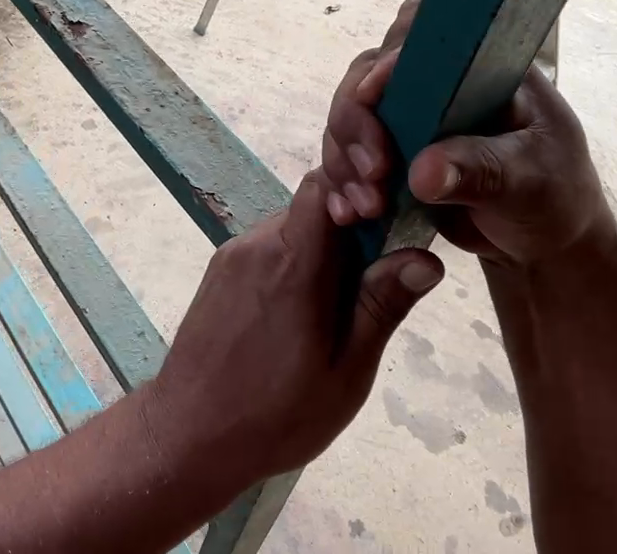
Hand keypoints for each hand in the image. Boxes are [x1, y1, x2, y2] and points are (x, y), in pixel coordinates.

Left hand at [138, 170, 443, 491]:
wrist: (189, 434)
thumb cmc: (276, 412)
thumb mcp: (346, 370)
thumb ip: (381, 305)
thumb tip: (427, 257)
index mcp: (293, 260)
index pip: (324, 184)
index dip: (360, 188)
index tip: (390, 218)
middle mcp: (257, 243)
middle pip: (312, 207)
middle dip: (350, 229)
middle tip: (376, 278)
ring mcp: (232, 255)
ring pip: (290, 228)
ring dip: (321, 251)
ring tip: (339, 307)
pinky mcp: (218, 272)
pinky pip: (267, 249)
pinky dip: (293, 263)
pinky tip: (300, 314)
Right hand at [321, 0, 612, 266]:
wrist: (543, 243)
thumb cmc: (553, 196)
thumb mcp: (528, 183)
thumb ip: (480, 172)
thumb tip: (422, 173)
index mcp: (477, 66)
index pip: (419, 35)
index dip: (388, 60)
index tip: (371, 99)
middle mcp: (433, 81)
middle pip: (367, 73)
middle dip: (356, 121)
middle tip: (372, 172)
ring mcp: (406, 115)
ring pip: (349, 114)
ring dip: (344, 156)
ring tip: (365, 206)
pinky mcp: (388, 150)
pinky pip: (346, 152)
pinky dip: (340, 179)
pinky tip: (346, 212)